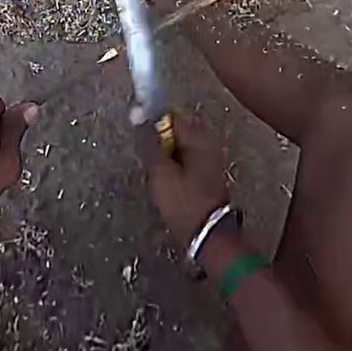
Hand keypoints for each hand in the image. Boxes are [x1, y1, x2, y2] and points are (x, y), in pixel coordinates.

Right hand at [139, 114, 230, 252]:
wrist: (207, 234)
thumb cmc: (183, 202)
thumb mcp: (160, 171)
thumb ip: (150, 143)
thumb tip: (140, 117)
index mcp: (199, 137)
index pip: (172, 115)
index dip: (154, 123)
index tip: (143, 138)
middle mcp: (208, 142)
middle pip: (178, 128)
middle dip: (161, 139)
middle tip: (151, 158)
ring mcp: (211, 157)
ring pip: (182, 144)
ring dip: (168, 152)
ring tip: (159, 171)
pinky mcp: (208, 171)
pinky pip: (188, 156)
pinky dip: (176, 163)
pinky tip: (169, 179)